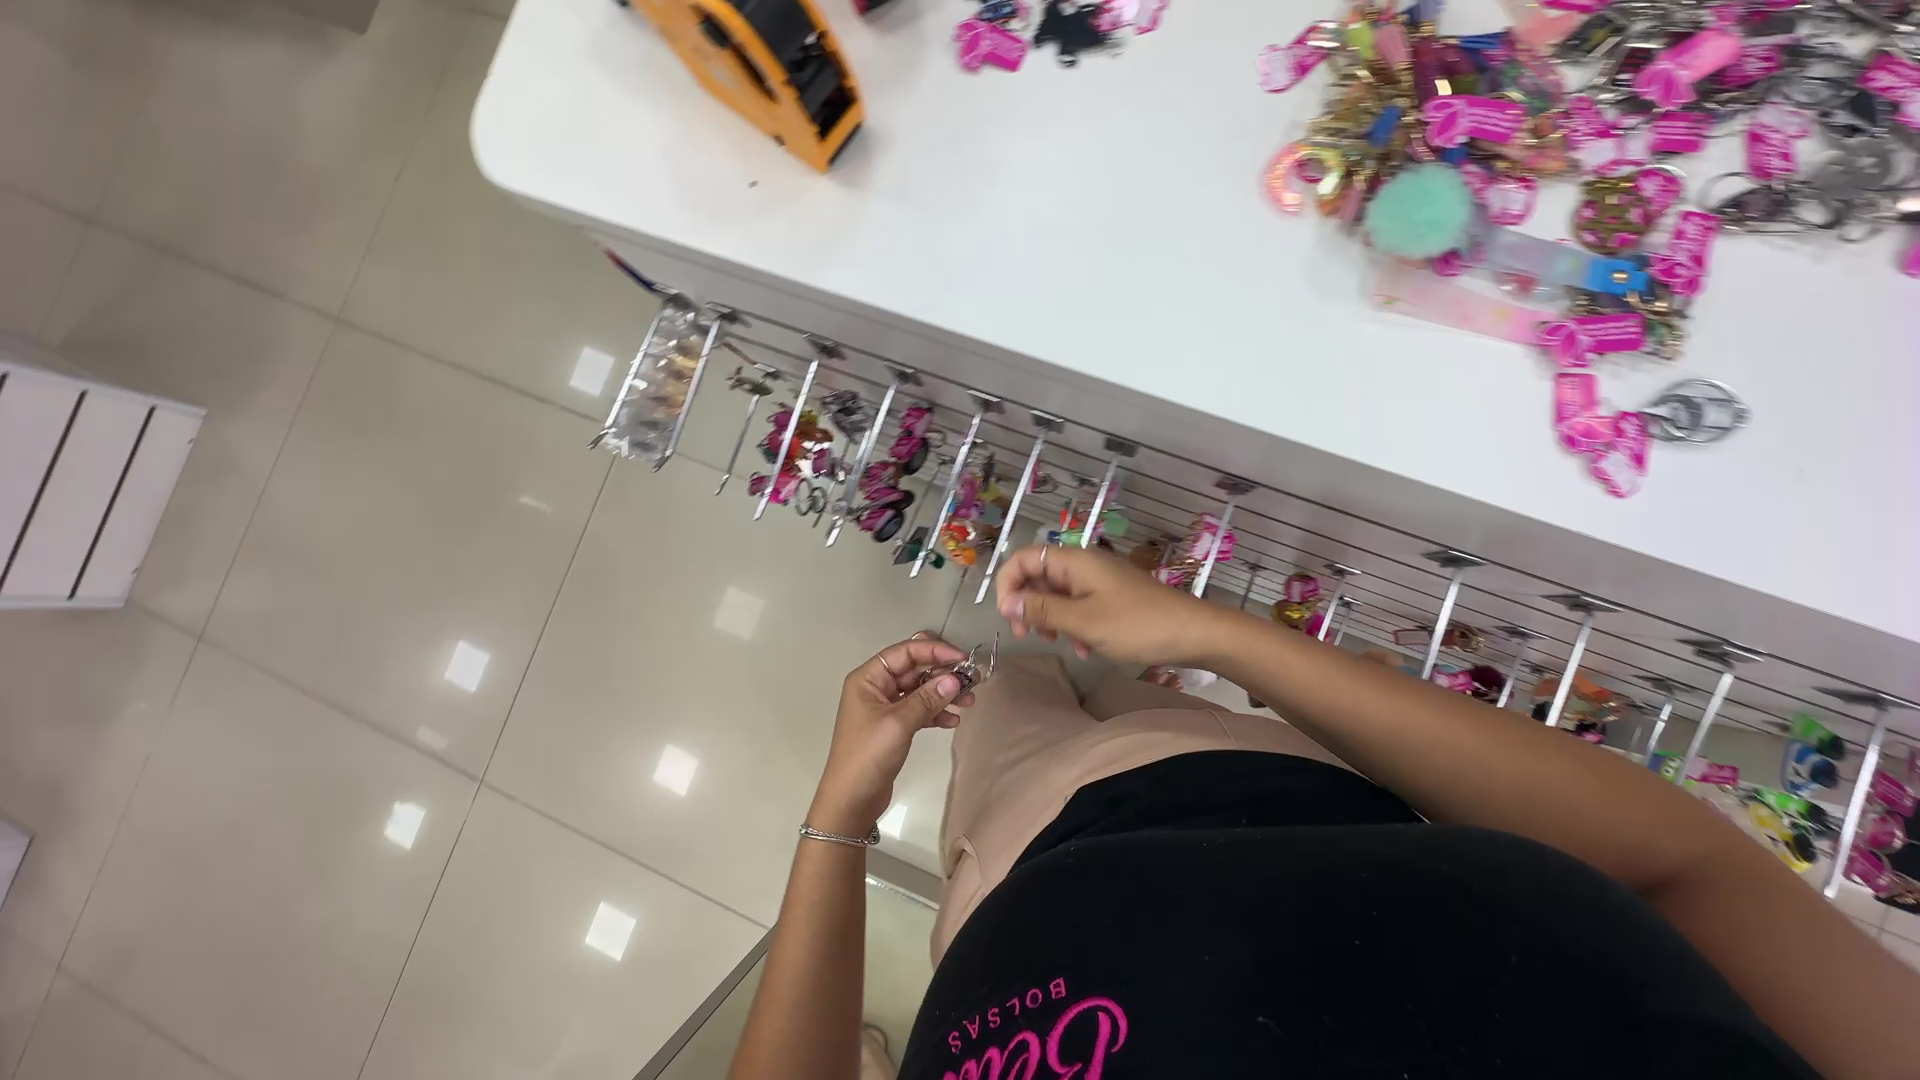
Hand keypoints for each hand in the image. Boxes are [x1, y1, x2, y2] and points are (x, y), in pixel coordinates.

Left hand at [810, 637, 977, 834]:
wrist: (851, 799)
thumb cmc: (868, 755)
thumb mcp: (899, 723)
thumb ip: (928, 698)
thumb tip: (956, 678)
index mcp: (869, 678)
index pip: (905, 652)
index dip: (935, 650)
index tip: (963, 658)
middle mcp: (876, 687)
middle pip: (915, 668)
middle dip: (943, 672)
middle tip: (973, 680)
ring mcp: (886, 707)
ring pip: (920, 689)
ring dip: (944, 693)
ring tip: (970, 701)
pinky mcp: (895, 726)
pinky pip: (920, 709)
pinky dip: (937, 712)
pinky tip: (954, 720)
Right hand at [994, 545, 1232, 667]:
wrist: (1193, 633)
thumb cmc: (1135, 625)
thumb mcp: (1083, 621)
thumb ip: (1042, 610)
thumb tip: (1007, 603)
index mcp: (1074, 561)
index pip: (1024, 558)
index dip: (1008, 584)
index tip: (1009, 616)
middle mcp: (1084, 565)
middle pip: (1039, 576)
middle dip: (1028, 605)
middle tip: (1027, 635)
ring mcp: (1099, 581)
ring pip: (1058, 594)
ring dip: (1050, 618)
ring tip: (1056, 643)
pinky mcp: (1112, 598)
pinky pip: (1079, 606)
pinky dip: (1073, 625)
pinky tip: (1083, 649)